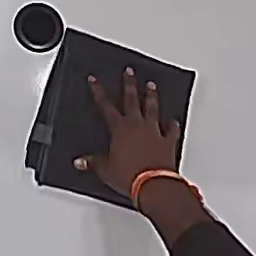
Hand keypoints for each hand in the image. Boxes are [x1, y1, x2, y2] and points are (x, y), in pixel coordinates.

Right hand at [75, 67, 182, 197]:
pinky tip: (173, 119)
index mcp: (119, 129)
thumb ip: (93, 162)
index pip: (105, 105)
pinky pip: (171, 129)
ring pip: (152, 108)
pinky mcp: (168, 141)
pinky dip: (172, 124)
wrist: (153, 185)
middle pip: (132, 99)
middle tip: (129, 71)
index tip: (95, 80)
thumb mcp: (105, 169)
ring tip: (151, 85)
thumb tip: (81, 162)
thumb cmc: (130, 176)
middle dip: (129, 84)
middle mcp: (137, 125)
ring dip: (151, 96)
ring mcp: (154, 131)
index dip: (98, 91)